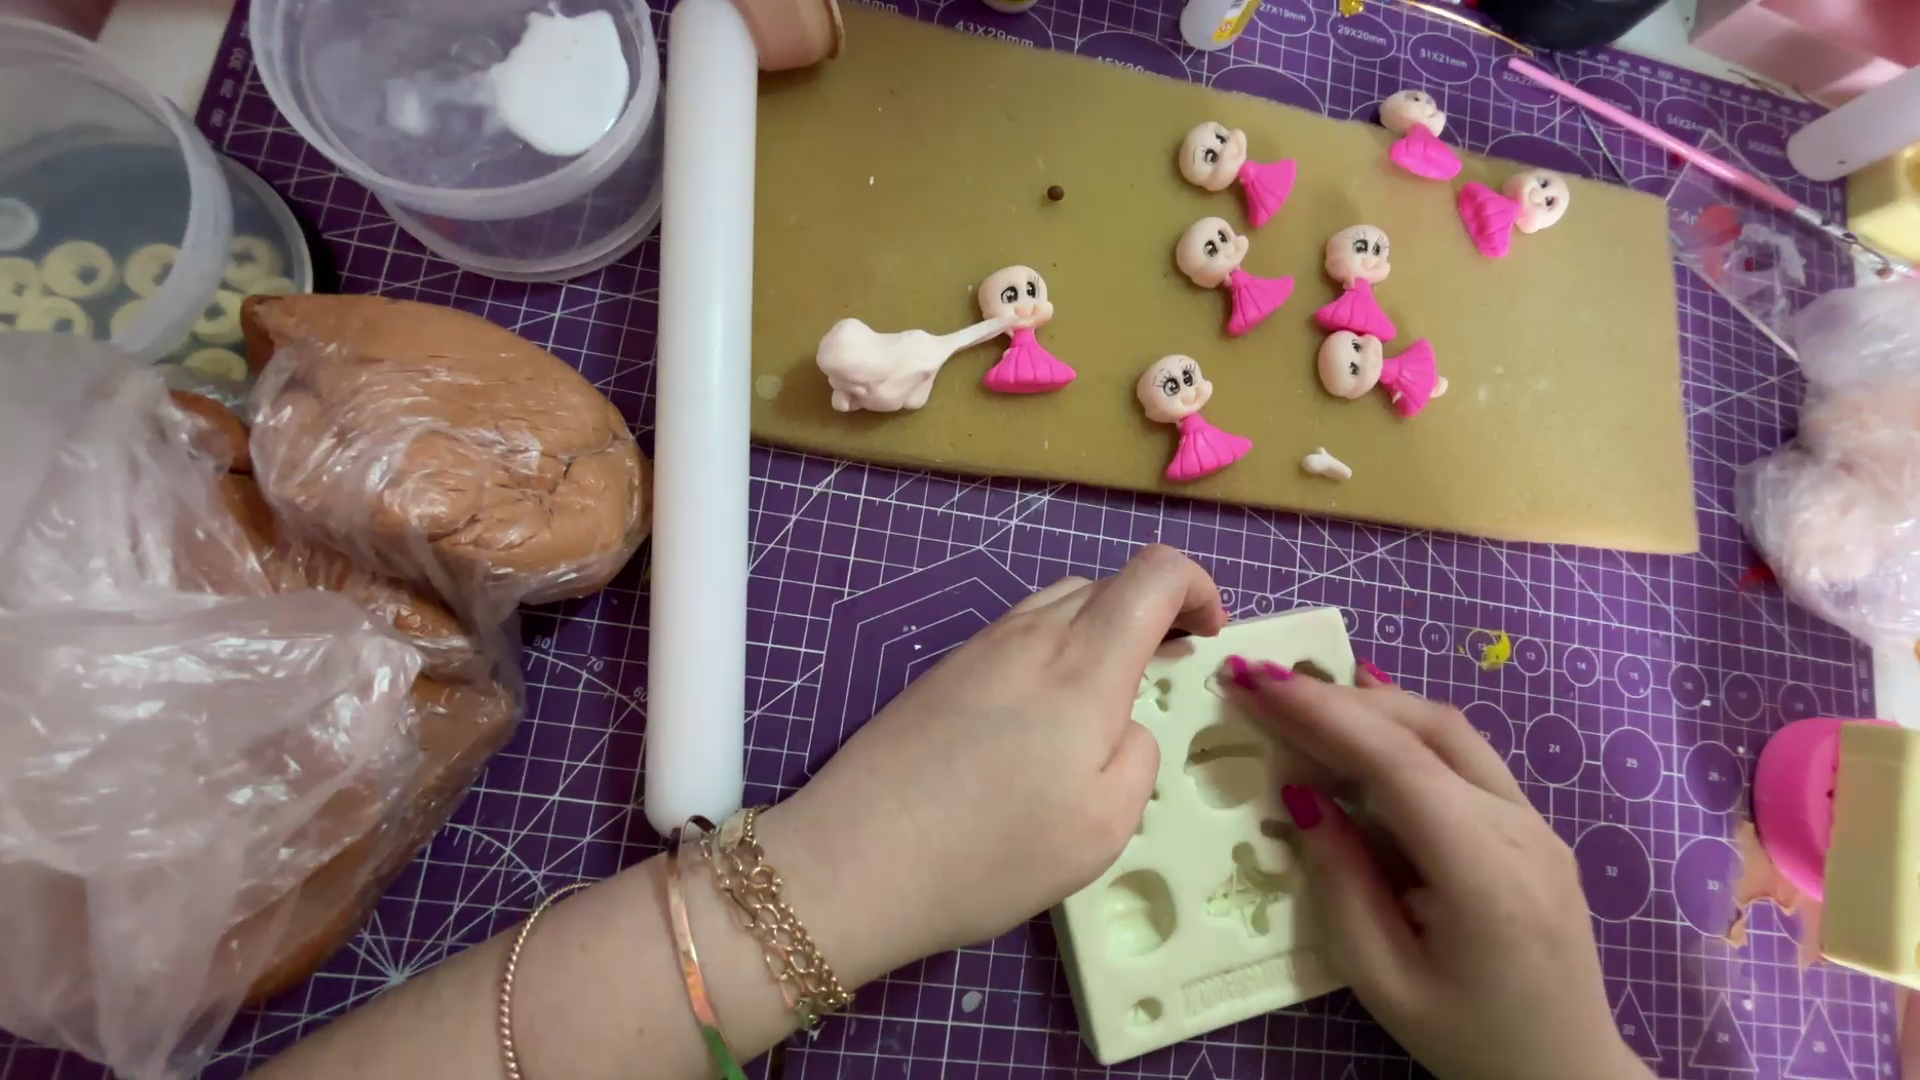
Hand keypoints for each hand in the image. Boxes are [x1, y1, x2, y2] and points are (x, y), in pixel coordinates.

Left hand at [764, 545, 1226, 985]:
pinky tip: (1037, 715)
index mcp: (1083, 664)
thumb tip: (1121, 722)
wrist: (856, 858)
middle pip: (1106, 585)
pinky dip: (1052, 650)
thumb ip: (1136, 753)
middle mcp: (1030, 634)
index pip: (1153, 573)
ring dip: (1098, 631)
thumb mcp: (1104, 825)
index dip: (1196, 587)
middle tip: (1160, 676)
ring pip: (1059, 604)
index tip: (1205, 636)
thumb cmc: (991, 851)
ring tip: (1101, 697)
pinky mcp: (944, 668)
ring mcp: (979, 645)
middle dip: (1150, 615)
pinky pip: (1017, 633)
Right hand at [1222, 659, 1653, 1079]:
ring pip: (1445, 728)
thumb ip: (1338, 879)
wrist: (1574, 1079)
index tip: (1256, 682)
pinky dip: (1400, 722)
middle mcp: (1523, 831)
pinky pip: (1461, 750)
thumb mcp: (1380, 977)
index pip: (1398, 763)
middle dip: (1334, 695)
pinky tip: (1361, 709)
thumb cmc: (1468, 1042)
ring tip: (1296, 691)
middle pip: (1424, 728)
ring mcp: (1535, 822)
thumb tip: (1302, 793)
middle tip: (1260, 678)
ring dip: (1366, 701)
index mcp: (1486, 876)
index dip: (1322, 714)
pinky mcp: (1530, 823)